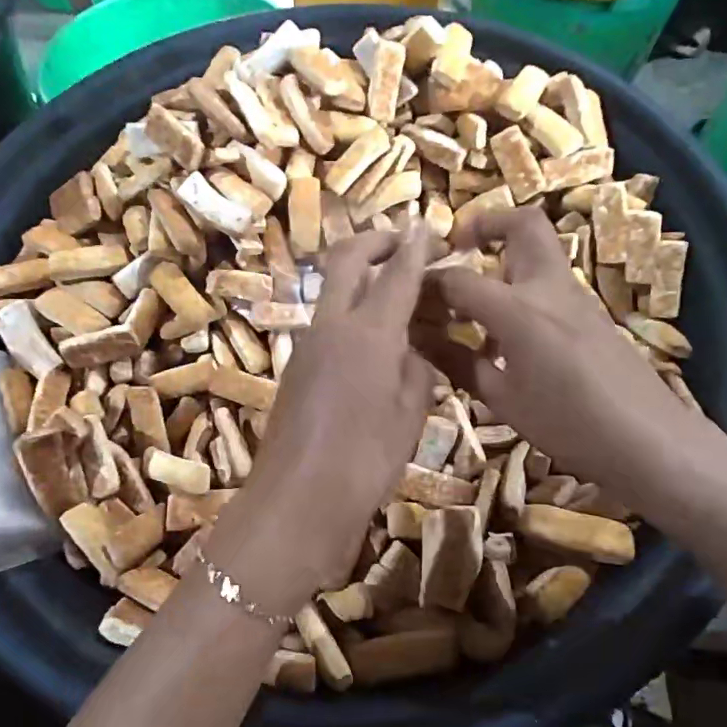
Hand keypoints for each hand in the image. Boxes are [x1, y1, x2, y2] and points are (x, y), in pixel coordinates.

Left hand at [210, 225, 437, 610]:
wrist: (299, 501)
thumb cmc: (366, 459)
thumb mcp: (410, 413)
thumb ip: (418, 369)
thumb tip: (414, 350)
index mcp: (368, 332)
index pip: (398, 273)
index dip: (416, 246)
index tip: (429, 225)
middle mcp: (332, 326)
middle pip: (347, 259)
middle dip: (375, 241)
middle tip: (402, 241)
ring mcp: (308, 346)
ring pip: (334, 291)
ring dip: (361, 278)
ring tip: (397, 294)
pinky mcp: (296, 369)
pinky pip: (329, 325)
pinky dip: (353, 316)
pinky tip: (377, 343)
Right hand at [420, 207, 700, 511]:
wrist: (648, 441)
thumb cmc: (568, 425)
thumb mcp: (503, 400)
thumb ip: (458, 362)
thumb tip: (418, 338)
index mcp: (519, 309)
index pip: (459, 279)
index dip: (428, 284)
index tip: (407, 297)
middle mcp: (549, 287)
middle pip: (522, 224)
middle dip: (487, 223)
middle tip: (458, 248)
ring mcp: (577, 297)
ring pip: (538, 253)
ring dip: (503, 261)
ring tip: (473, 304)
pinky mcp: (592, 314)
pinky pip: (549, 285)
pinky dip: (521, 291)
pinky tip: (506, 338)